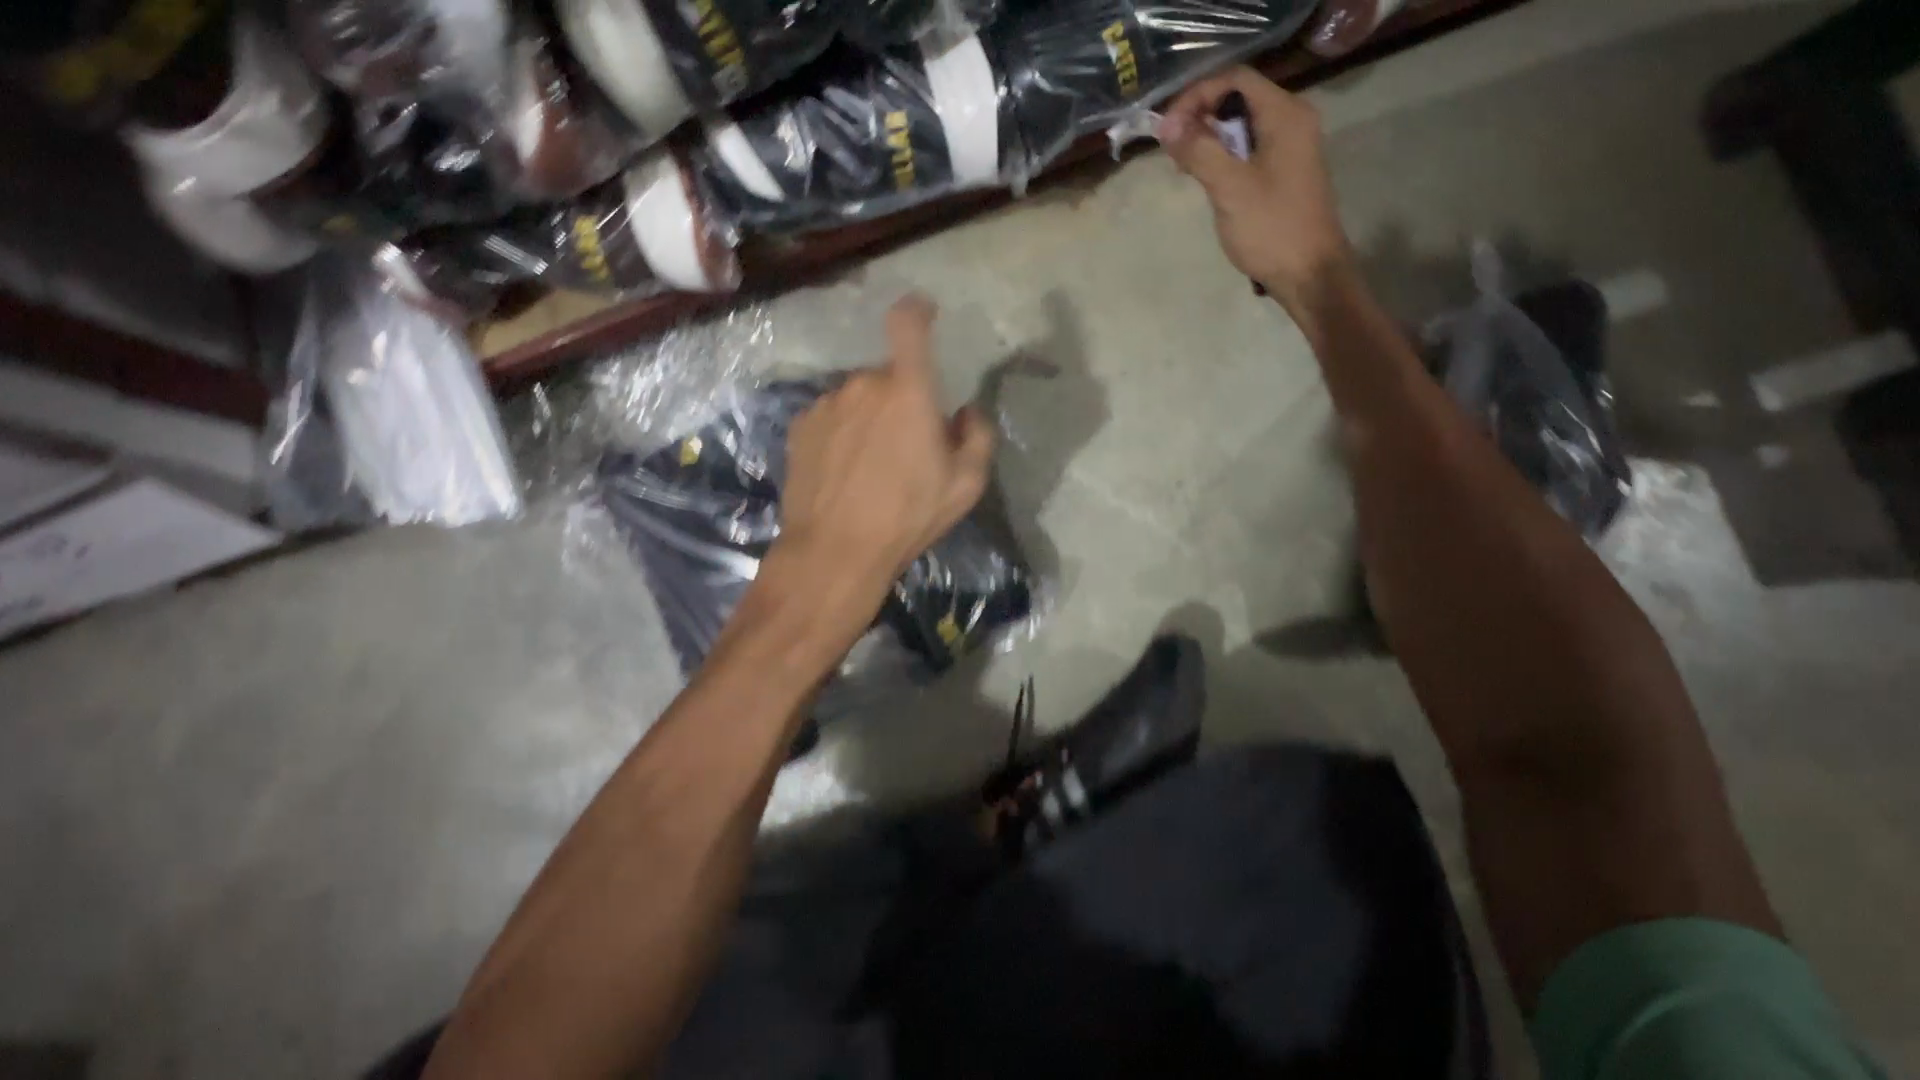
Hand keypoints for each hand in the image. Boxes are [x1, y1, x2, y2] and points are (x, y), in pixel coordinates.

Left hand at [774, 294, 995, 598]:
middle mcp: (863, 385)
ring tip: (870, 469)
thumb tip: (966, 412)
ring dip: (867, 420)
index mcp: (908, 390)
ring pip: (856, 400)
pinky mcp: (799, 426)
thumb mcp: (965, 485)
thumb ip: (977, 437)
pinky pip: (829, 418)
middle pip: (887, 378)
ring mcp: (826, 403)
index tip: (924, 311)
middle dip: (899, 401)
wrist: (834, 551)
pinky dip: (840, 435)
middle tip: (906, 449)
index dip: (917, 310)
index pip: (909, 326)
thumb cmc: (908, 516)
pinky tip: (842, 473)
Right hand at [1156, 67, 1354, 310]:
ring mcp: (1290, 146)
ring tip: (1184, 165)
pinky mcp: (1283, 170)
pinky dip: (1222, 154)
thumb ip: (1199, 150)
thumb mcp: (1230, 188)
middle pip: (1237, 98)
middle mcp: (1292, 121)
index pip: (1234, 79)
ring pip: (1241, 124)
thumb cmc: (1272, 229)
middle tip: (1172, 148)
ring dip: (1208, 138)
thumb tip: (1166, 124)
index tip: (1168, 128)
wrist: (1310, 274)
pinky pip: (1248, 147)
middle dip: (1199, 116)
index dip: (1196, 96)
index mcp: (1285, 115)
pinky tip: (1204, 177)